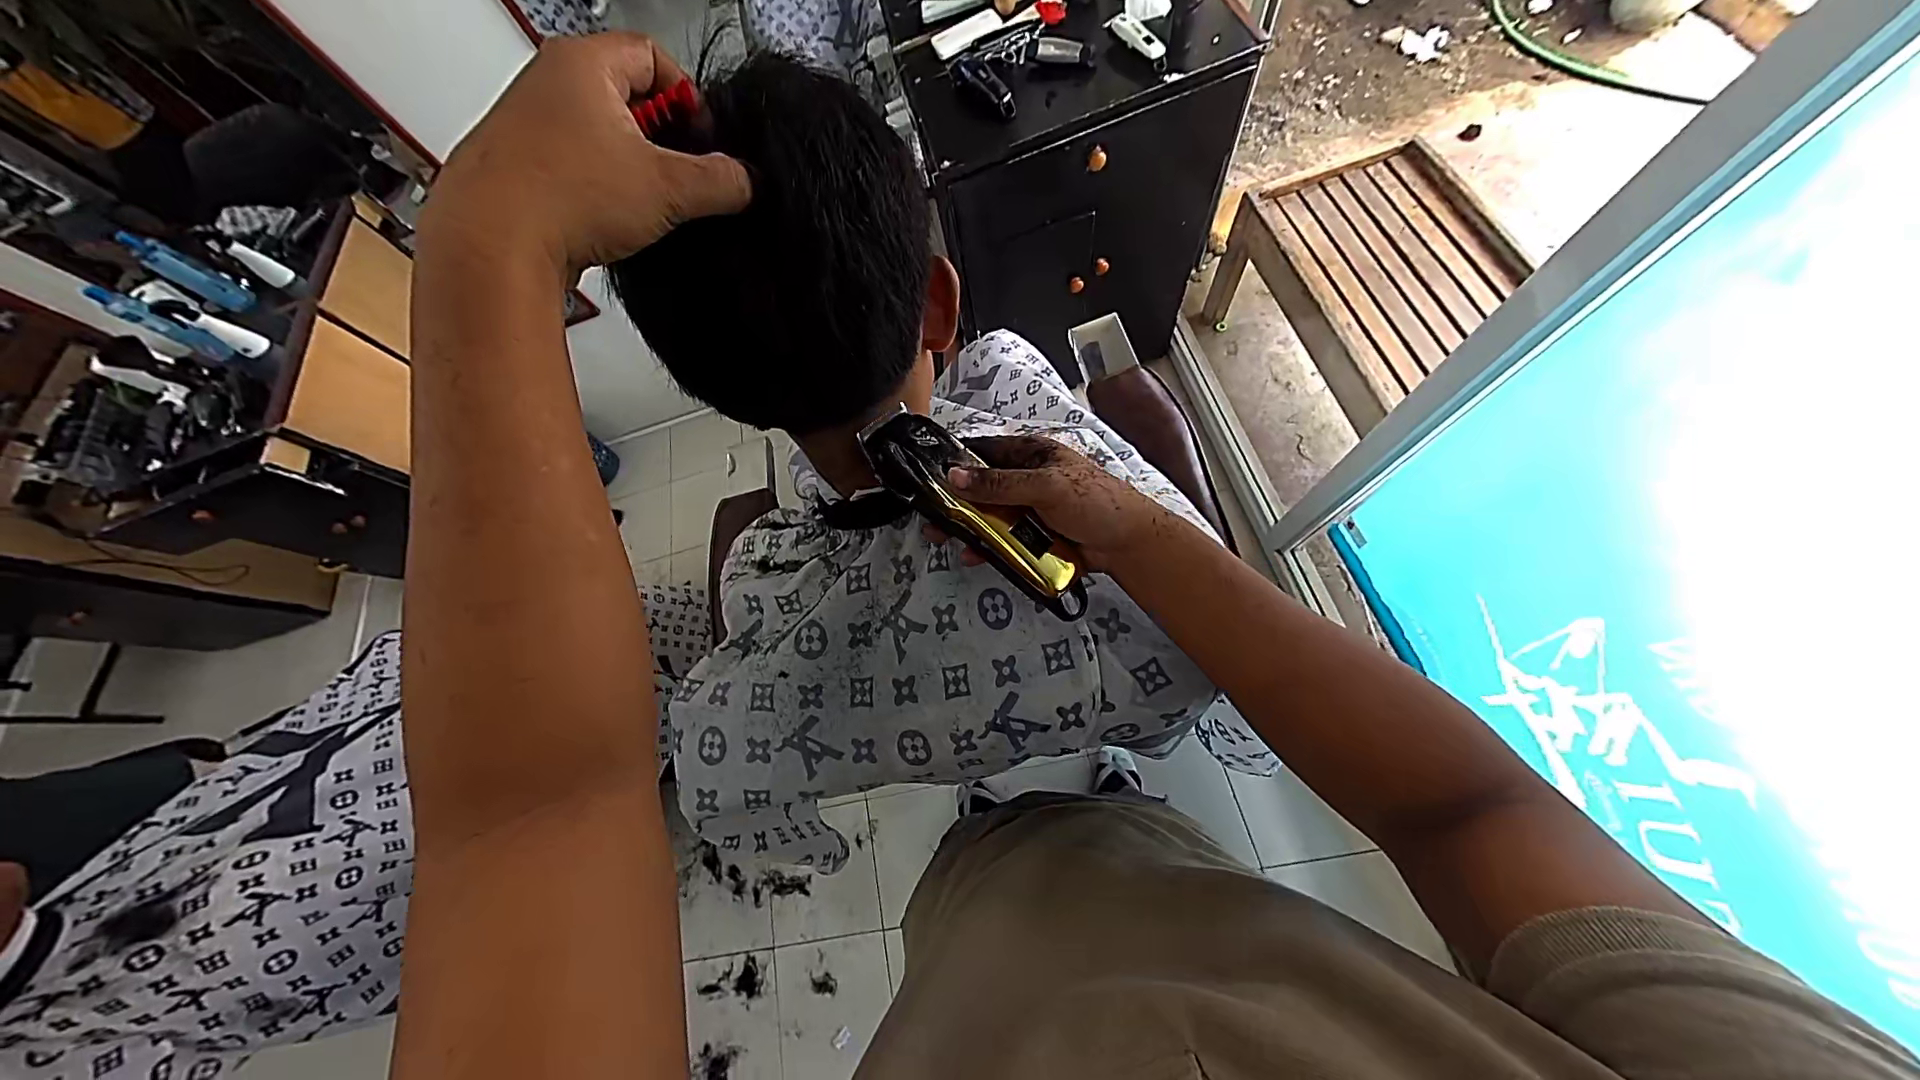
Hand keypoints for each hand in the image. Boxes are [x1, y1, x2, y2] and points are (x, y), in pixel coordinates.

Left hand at [420, 33, 750, 284]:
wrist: (496, 241)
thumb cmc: (558, 195)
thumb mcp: (669, 188)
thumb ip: (722, 182)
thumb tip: (747, 181)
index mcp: (583, 64)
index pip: (656, 57)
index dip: (691, 100)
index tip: (706, 141)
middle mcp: (553, 84)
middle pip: (635, 101)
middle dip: (668, 143)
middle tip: (682, 179)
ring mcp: (537, 126)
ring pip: (611, 139)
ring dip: (640, 172)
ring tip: (649, 205)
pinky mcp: (532, 169)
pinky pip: (588, 170)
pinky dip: (611, 193)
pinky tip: (619, 221)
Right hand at [944, 435, 1177, 571]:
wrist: (1128, 544)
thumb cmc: (1097, 502)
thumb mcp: (1045, 487)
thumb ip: (999, 484)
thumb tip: (955, 476)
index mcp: (1031, 455)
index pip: (984, 452)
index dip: (956, 463)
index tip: (930, 479)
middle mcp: (1026, 479)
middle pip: (981, 489)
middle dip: (957, 504)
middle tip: (933, 518)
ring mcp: (1029, 509)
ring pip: (990, 517)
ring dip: (970, 529)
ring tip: (948, 539)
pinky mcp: (1034, 535)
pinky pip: (1004, 539)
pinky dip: (989, 547)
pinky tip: (976, 555)